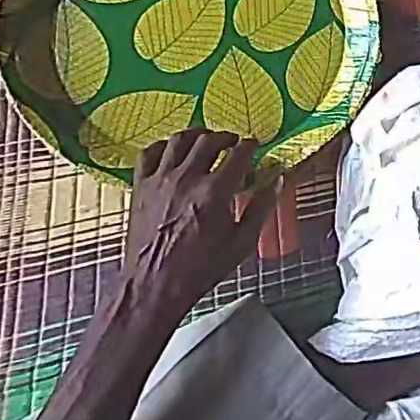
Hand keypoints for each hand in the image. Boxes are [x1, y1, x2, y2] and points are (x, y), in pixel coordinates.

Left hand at [122, 128, 282, 317]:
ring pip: (179, 140)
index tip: (254, 144)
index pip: (238, 153)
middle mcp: (187, 178)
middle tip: (233, 142)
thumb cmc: (202, 267)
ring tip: (205, 140)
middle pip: (209, 140)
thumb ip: (263, 206)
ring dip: (197, 135)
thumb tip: (279, 179)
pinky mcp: (141, 186)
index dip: (250, 144)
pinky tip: (172, 151)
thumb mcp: (242, 241)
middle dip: (225, 136)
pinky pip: (150, 153)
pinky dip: (164, 146)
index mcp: (215, 191)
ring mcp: (160, 179)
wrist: (155, 284)